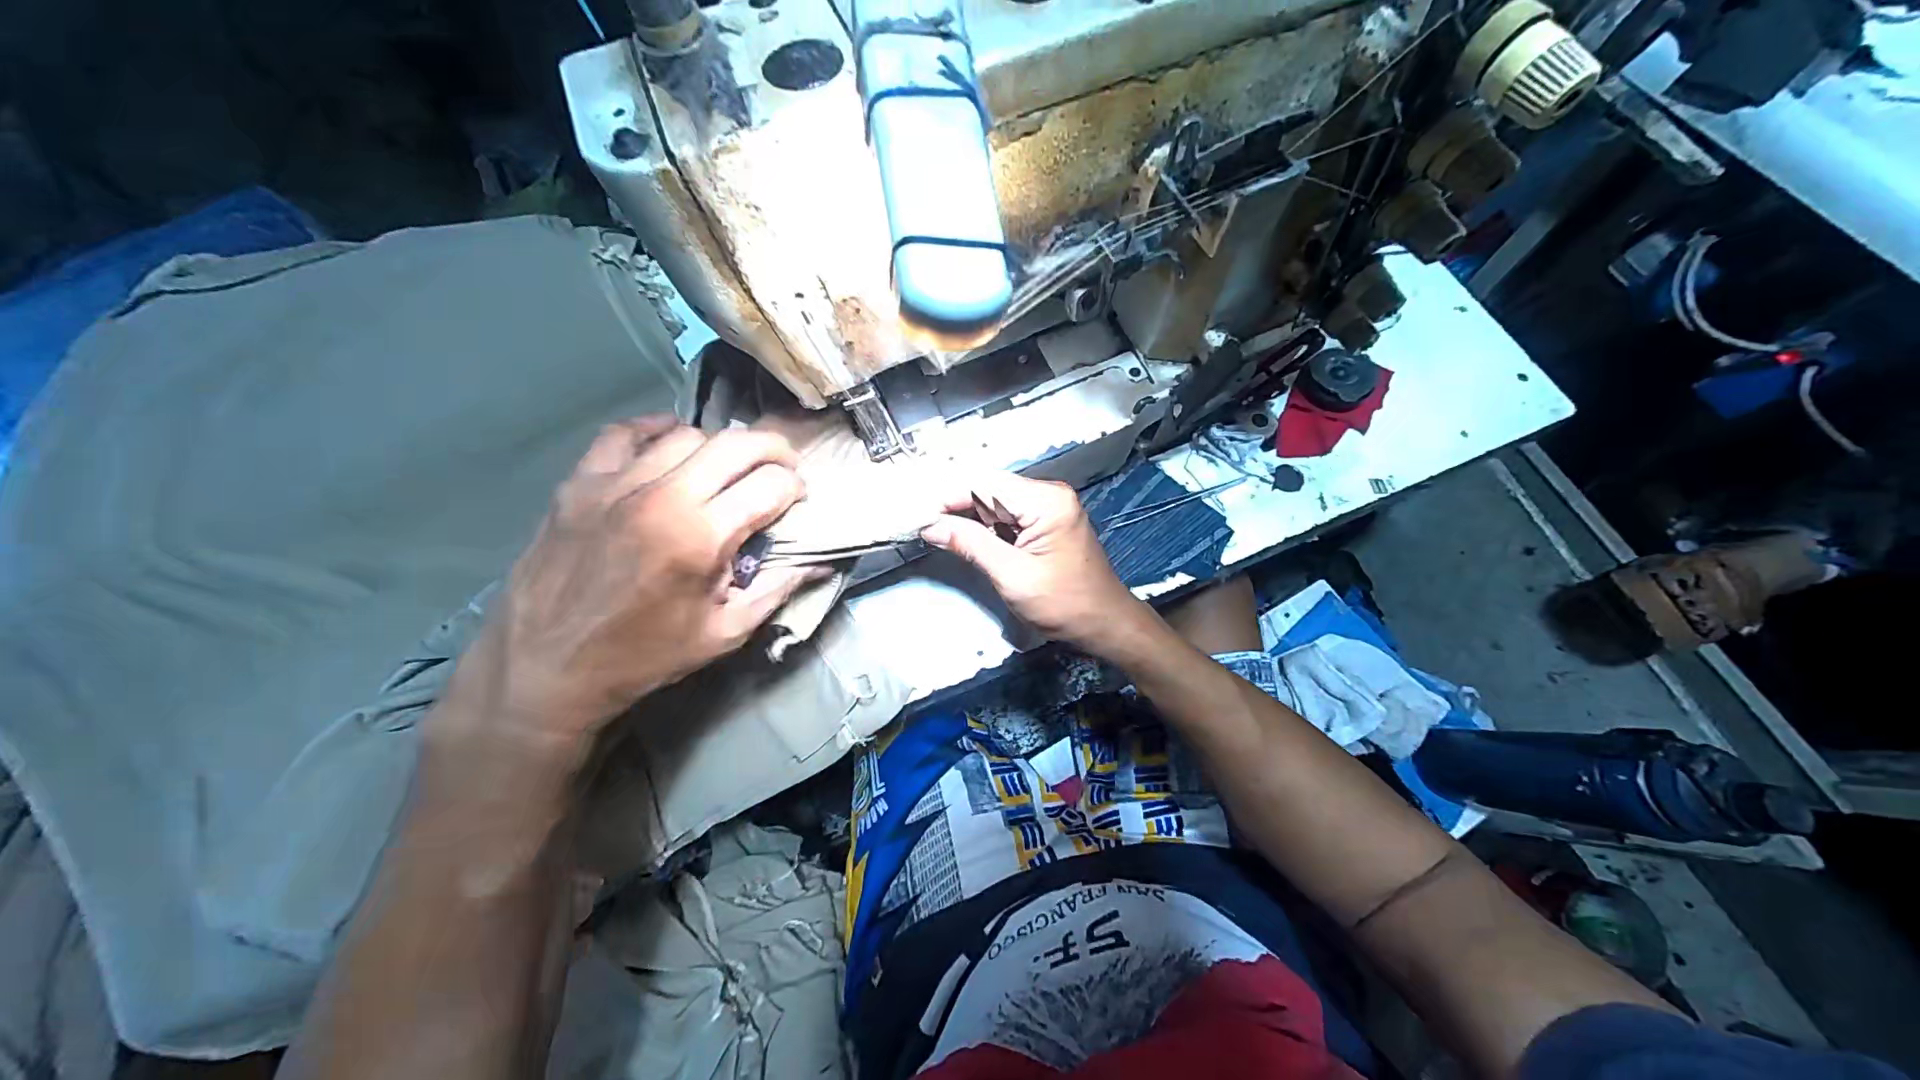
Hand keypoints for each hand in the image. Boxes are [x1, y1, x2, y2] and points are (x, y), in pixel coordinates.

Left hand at [445, 417, 818, 761]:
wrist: (545, 668)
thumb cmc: (643, 657)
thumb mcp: (723, 634)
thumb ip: (776, 590)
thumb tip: (819, 563)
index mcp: (700, 538)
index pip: (769, 486)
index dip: (795, 488)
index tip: (798, 499)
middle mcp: (661, 497)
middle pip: (734, 445)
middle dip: (772, 449)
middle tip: (783, 466)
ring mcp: (615, 484)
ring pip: (684, 435)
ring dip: (718, 447)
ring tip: (726, 468)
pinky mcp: (579, 483)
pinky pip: (622, 434)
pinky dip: (654, 430)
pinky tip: (669, 441)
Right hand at [920, 472, 1159, 659]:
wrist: (1105, 625)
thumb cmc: (1065, 604)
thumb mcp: (1011, 575)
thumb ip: (970, 544)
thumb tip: (931, 525)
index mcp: (1046, 500)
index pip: (984, 484)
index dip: (947, 496)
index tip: (916, 512)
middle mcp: (1048, 495)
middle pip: (989, 489)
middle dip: (954, 505)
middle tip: (919, 521)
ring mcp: (1048, 507)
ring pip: (994, 502)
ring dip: (966, 516)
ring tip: (932, 528)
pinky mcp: (1045, 523)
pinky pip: (1006, 516)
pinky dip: (983, 526)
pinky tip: (960, 536)